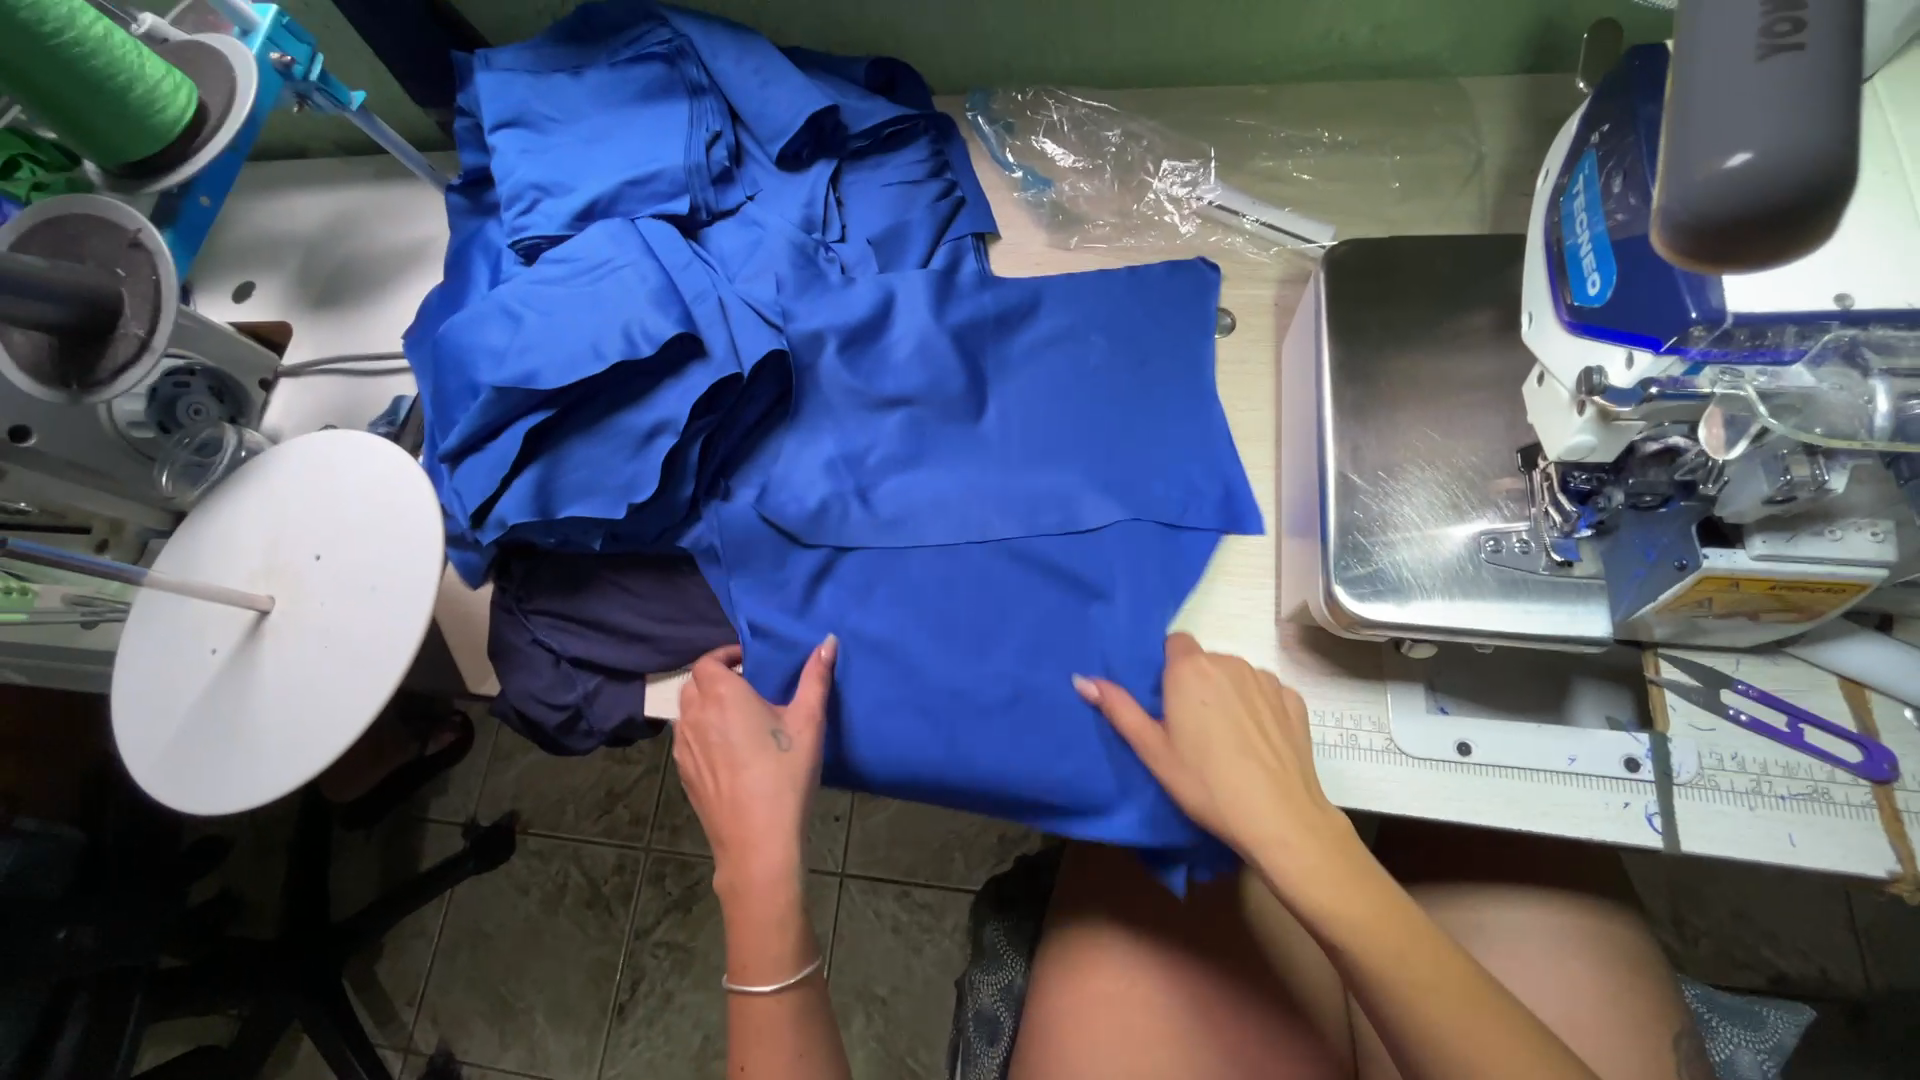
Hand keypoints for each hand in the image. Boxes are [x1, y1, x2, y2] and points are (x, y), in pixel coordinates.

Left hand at [676, 636, 837, 899]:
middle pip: (694, 683)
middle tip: (749, 685)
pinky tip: (730, 750)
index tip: (750, 661)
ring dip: (707, 704)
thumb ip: (816, 677)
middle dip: (716, 677)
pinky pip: (688, 739)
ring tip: (740, 716)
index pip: (707, 660)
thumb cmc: (785, 775)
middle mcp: (694, 716)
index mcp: (721, 695)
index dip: (726, 656)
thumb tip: (828, 639)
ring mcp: (684, 747)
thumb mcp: (809, 721)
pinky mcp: (684, 774)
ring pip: (687, 712)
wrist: (758, 841)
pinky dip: (702, 732)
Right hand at [1074, 633, 1350, 866]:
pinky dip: (1259, 709)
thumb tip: (1082, 679)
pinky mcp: (1294, 700)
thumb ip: (1118, 709)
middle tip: (1192, 730)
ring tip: (1227, 741)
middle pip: (1205, 661)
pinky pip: (1267, 694)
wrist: (1279, 818)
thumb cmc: (1204, 783)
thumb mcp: (1152, 750)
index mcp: (1190, 669)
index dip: (1169, 669)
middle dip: (1197, 684)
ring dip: (1228, 695)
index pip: (1174, 643)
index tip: (1168, 703)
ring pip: (1236, 676)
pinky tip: (1257, 744)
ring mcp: (1266, 680)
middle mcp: (1230, 662)